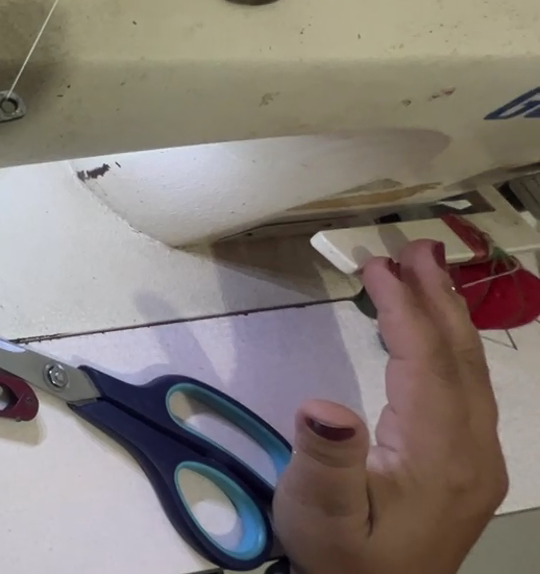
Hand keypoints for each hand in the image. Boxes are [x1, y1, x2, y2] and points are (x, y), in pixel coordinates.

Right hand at [273, 239, 507, 573]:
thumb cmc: (339, 551)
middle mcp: (469, 452)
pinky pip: (461, 393)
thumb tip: (327, 406)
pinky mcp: (461, 465)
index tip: (377, 265)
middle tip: (416, 248)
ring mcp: (472, 460)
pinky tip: (426, 339)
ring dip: (446, 320)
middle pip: (460, 363)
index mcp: (438, 455)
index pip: (426, 365)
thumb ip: (326, 458)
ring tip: (425, 276)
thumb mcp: (320, 508)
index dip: (404, 310)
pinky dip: (444, 351)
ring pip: (468, 376)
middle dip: (439, 301)